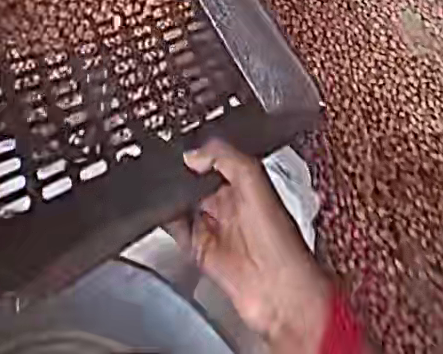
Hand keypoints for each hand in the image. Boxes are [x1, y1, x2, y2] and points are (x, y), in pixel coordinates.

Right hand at [167, 139, 333, 353]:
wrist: (280, 293)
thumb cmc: (280, 239)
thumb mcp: (253, 178)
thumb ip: (223, 156)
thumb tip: (192, 154)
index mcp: (246, 184)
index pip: (216, 159)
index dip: (200, 152)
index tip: (183, 148)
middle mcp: (230, 205)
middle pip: (196, 182)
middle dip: (182, 175)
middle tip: (169, 168)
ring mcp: (216, 229)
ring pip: (184, 205)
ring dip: (172, 197)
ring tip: (162, 187)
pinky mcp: (203, 252)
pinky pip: (179, 231)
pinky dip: (168, 221)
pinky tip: (163, 212)